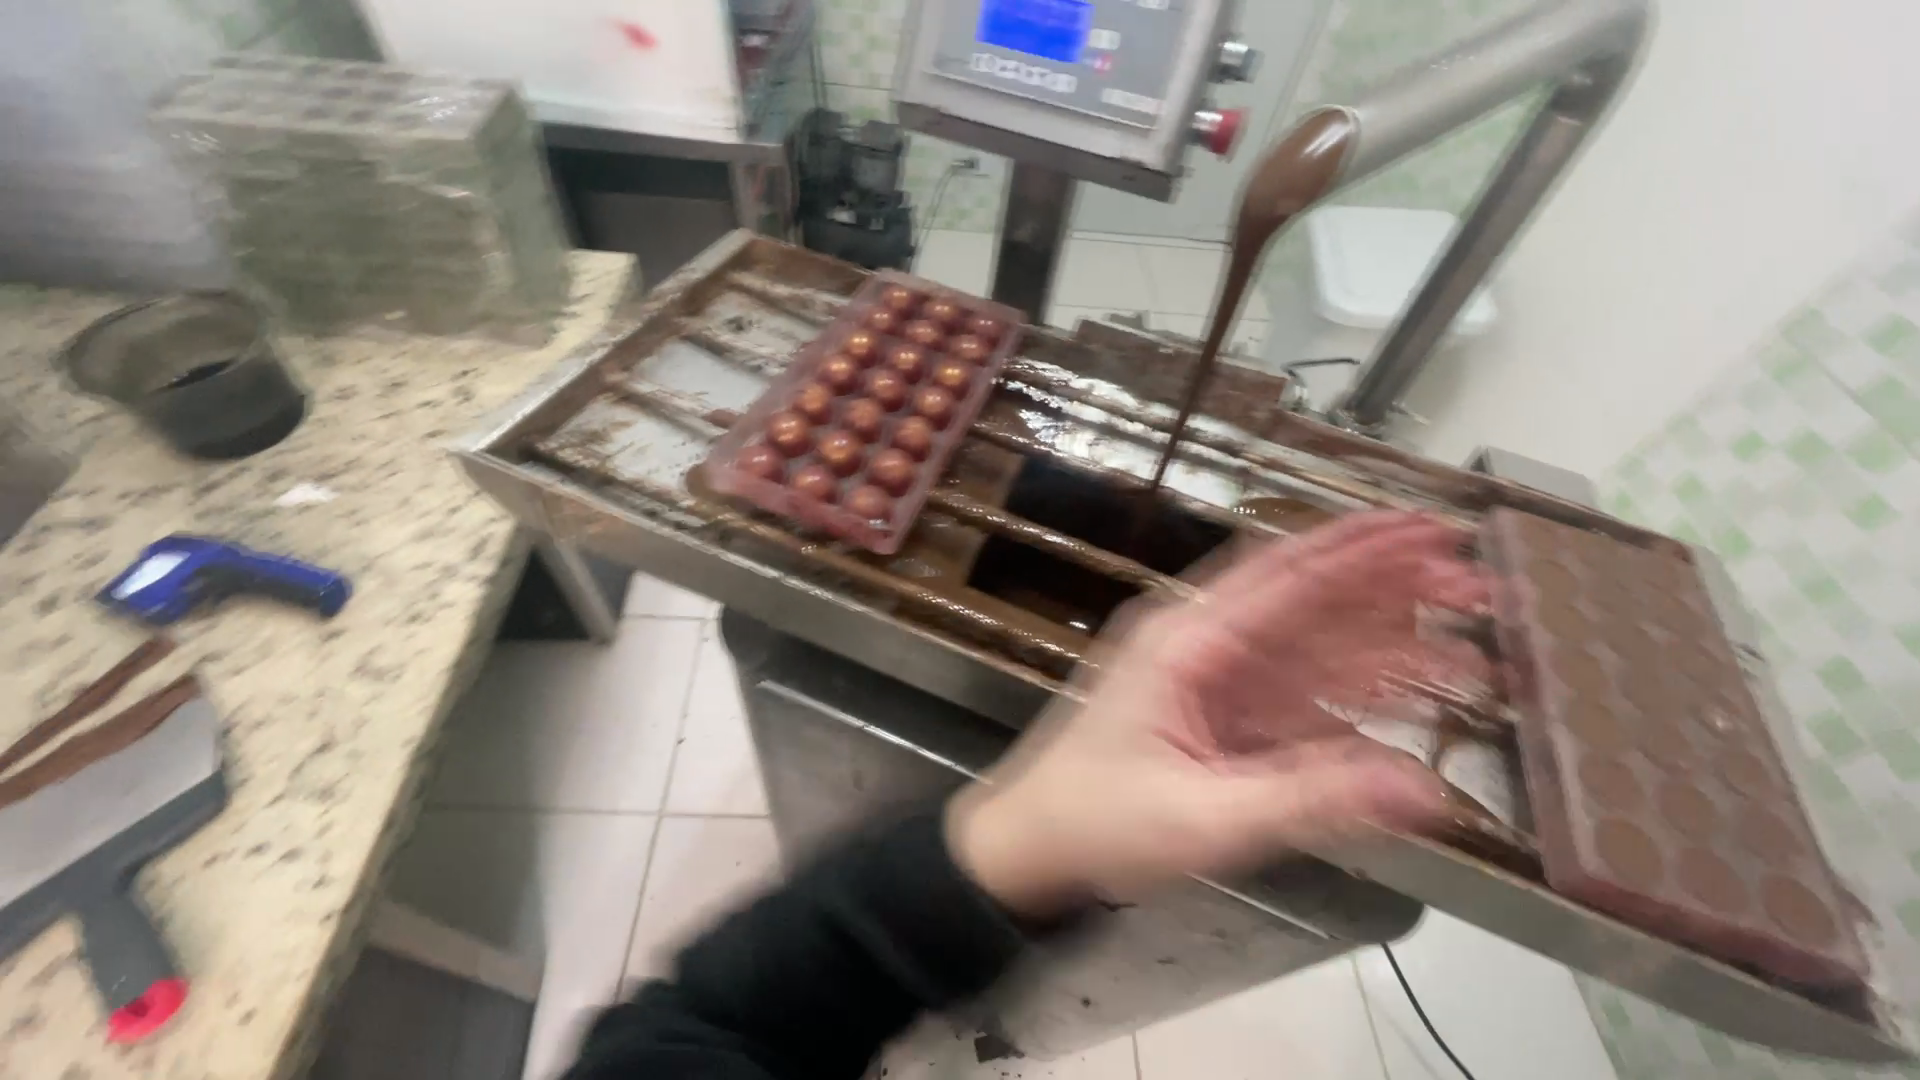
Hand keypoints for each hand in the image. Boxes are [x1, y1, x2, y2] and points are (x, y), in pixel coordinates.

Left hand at [947, 512, 1491, 917]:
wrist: (1032, 844)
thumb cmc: (1097, 822)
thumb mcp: (1203, 816)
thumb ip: (1311, 798)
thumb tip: (1424, 788)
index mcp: (1186, 641)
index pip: (1287, 575)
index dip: (1364, 548)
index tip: (1432, 529)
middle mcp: (1200, 642)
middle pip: (1308, 599)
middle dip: (1391, 587)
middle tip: (1475, 582)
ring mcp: (1209, 678)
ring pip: (1309, 645)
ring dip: (1383, 641)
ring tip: (1464, 640)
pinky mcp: (1217, 715)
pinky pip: (1294, 693)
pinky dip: (1349, 691)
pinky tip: (1403, 691)